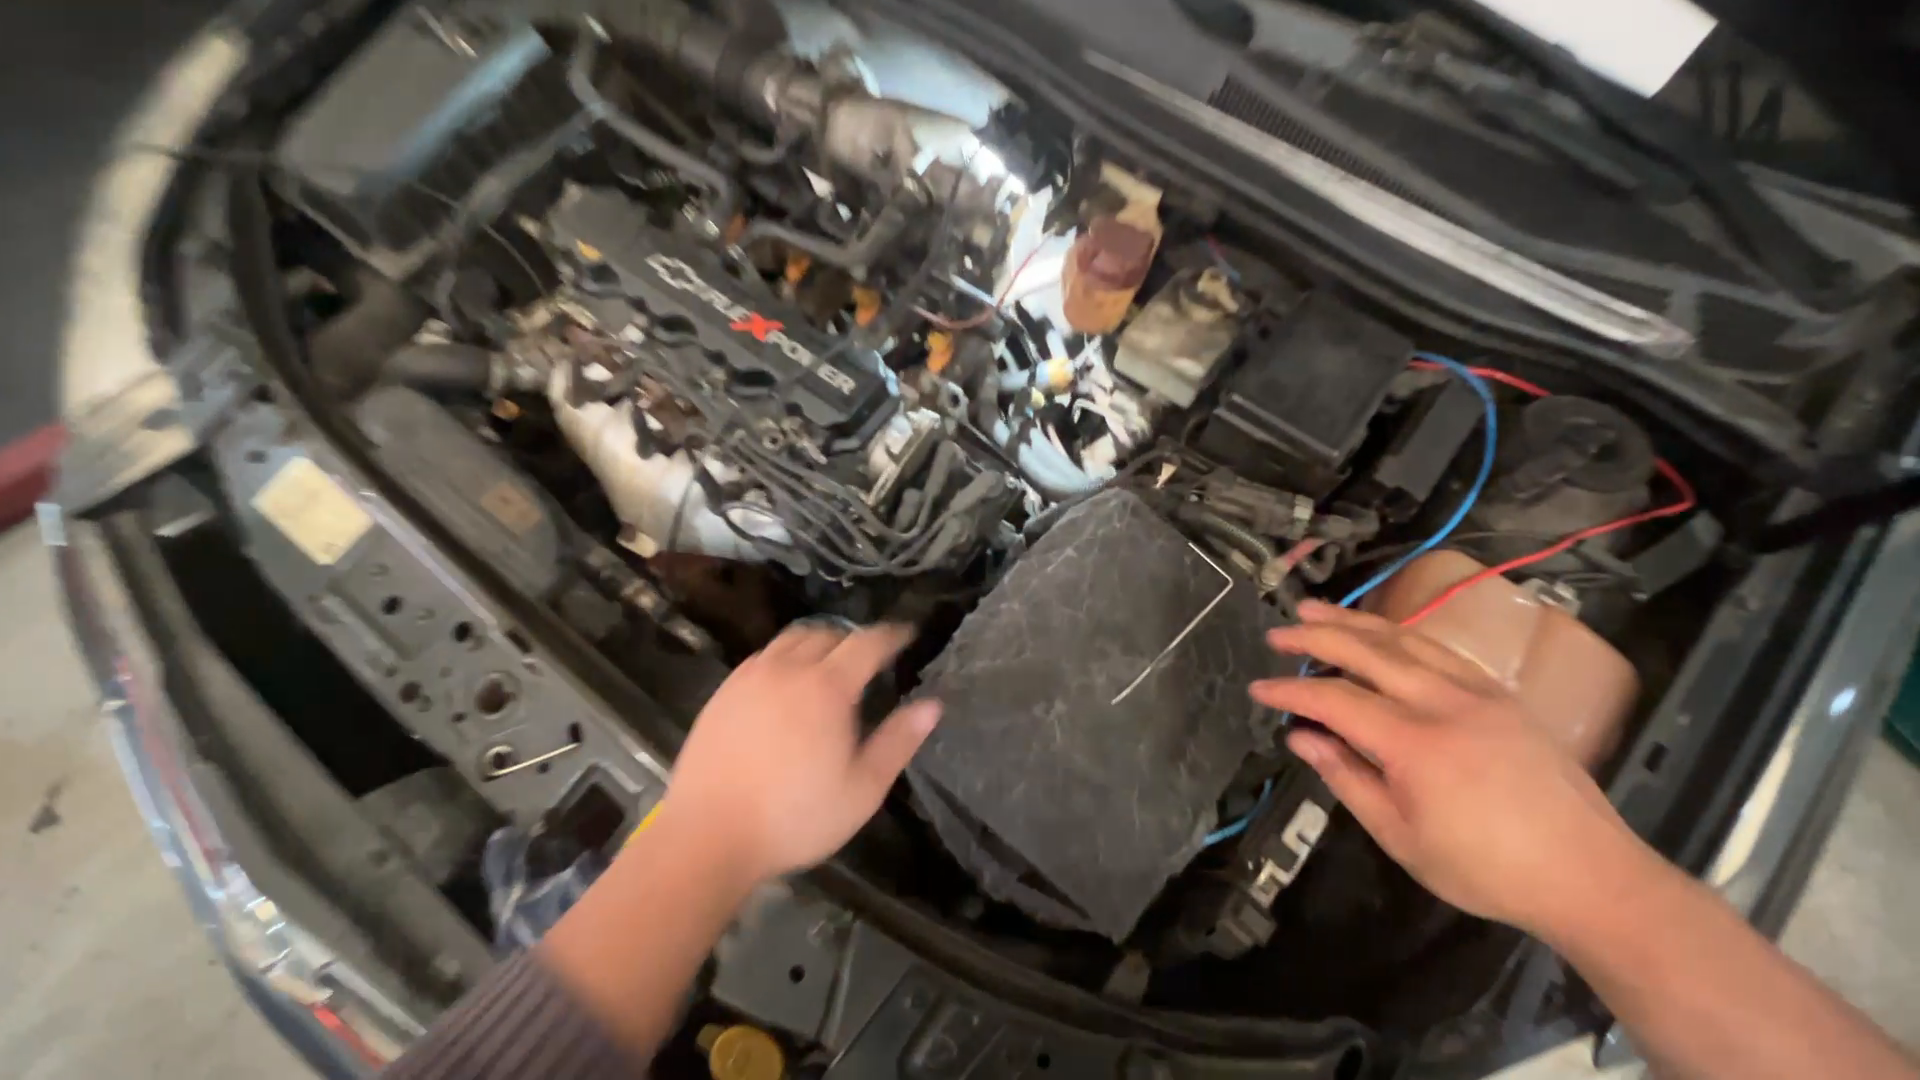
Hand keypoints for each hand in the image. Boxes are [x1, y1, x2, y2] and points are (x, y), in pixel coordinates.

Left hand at [653, 622, 940, 885]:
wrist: (707, 836)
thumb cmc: (795, 817)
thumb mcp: (862, 790)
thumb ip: (898, 742)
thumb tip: (932, 705)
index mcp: (827, 688)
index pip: (867, 643)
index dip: (891, 635)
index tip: (906, 635)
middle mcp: (787, 670)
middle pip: (827, 633)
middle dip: (853, 640)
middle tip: (868, 660)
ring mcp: (749, 678)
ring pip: (790, 641)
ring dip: (816, 643)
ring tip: (828, 665)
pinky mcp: (722, 693)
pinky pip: (761, 658)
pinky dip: (783, 659)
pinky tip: (785, 686)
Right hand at [1252, 600, 1655, 935]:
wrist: (1590, 875)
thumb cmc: (1486, 868)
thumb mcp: (1401, 836)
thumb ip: (1347, 778)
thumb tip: (1302, 738)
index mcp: (1416, 744)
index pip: (1336, 700)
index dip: (1291, 691)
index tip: (1257, 688)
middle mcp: (1446, 703)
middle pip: (1369, 652)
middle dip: (1316, 636)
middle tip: (1277, 629)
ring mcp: (1479, 692)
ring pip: (1406, 640)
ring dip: (1355, 622)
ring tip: (1315, 609)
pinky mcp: (1502, 695)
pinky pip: (1439, 650)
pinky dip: (1399, 635)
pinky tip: (1381, 635)